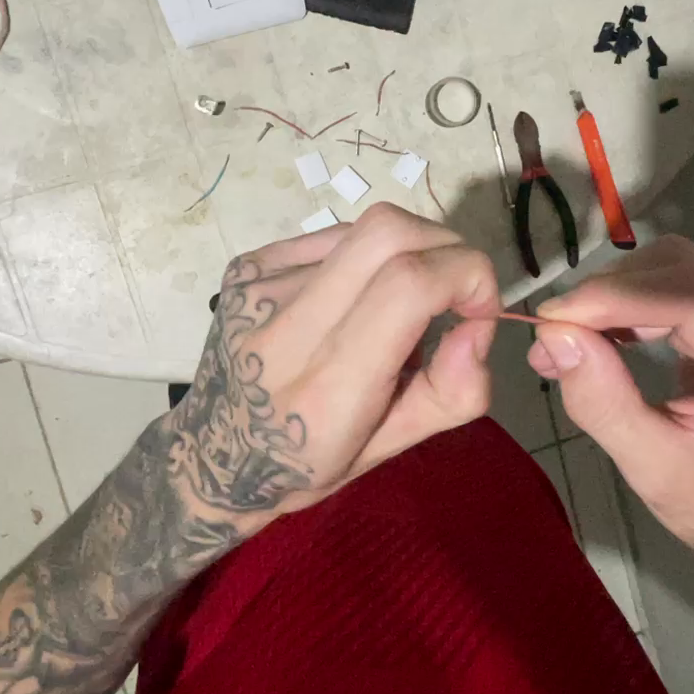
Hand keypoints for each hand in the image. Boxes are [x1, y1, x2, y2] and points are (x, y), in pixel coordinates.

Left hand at [172, 203, 501, 525]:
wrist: (211, 453)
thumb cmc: (306, 463)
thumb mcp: (388, 451)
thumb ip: (450, 394)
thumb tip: (481, 326)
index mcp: (326, 390)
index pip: (408, 286)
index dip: (466, 275)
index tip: (481, 308)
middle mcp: (285, 327)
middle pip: (388, 233)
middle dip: (447, 247)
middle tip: (457, 290)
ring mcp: (258, 288)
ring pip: (363, 229)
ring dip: (408, 252)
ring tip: (397, 303)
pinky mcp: (246, 266)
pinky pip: (333, 236)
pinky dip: (367, 255)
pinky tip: (355, 295)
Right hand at [527, 236, 693, 560]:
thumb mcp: (652, 470)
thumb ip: (604, 402)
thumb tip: (555, 334)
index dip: (622, 298)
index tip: (553, 317)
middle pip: (690, 272)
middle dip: (613, 292)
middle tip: (554, 333)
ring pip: (684, 265)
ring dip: (620, 290)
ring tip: (574, 333)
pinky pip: (688, 280)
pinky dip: (637, 295)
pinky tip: (608, 327)